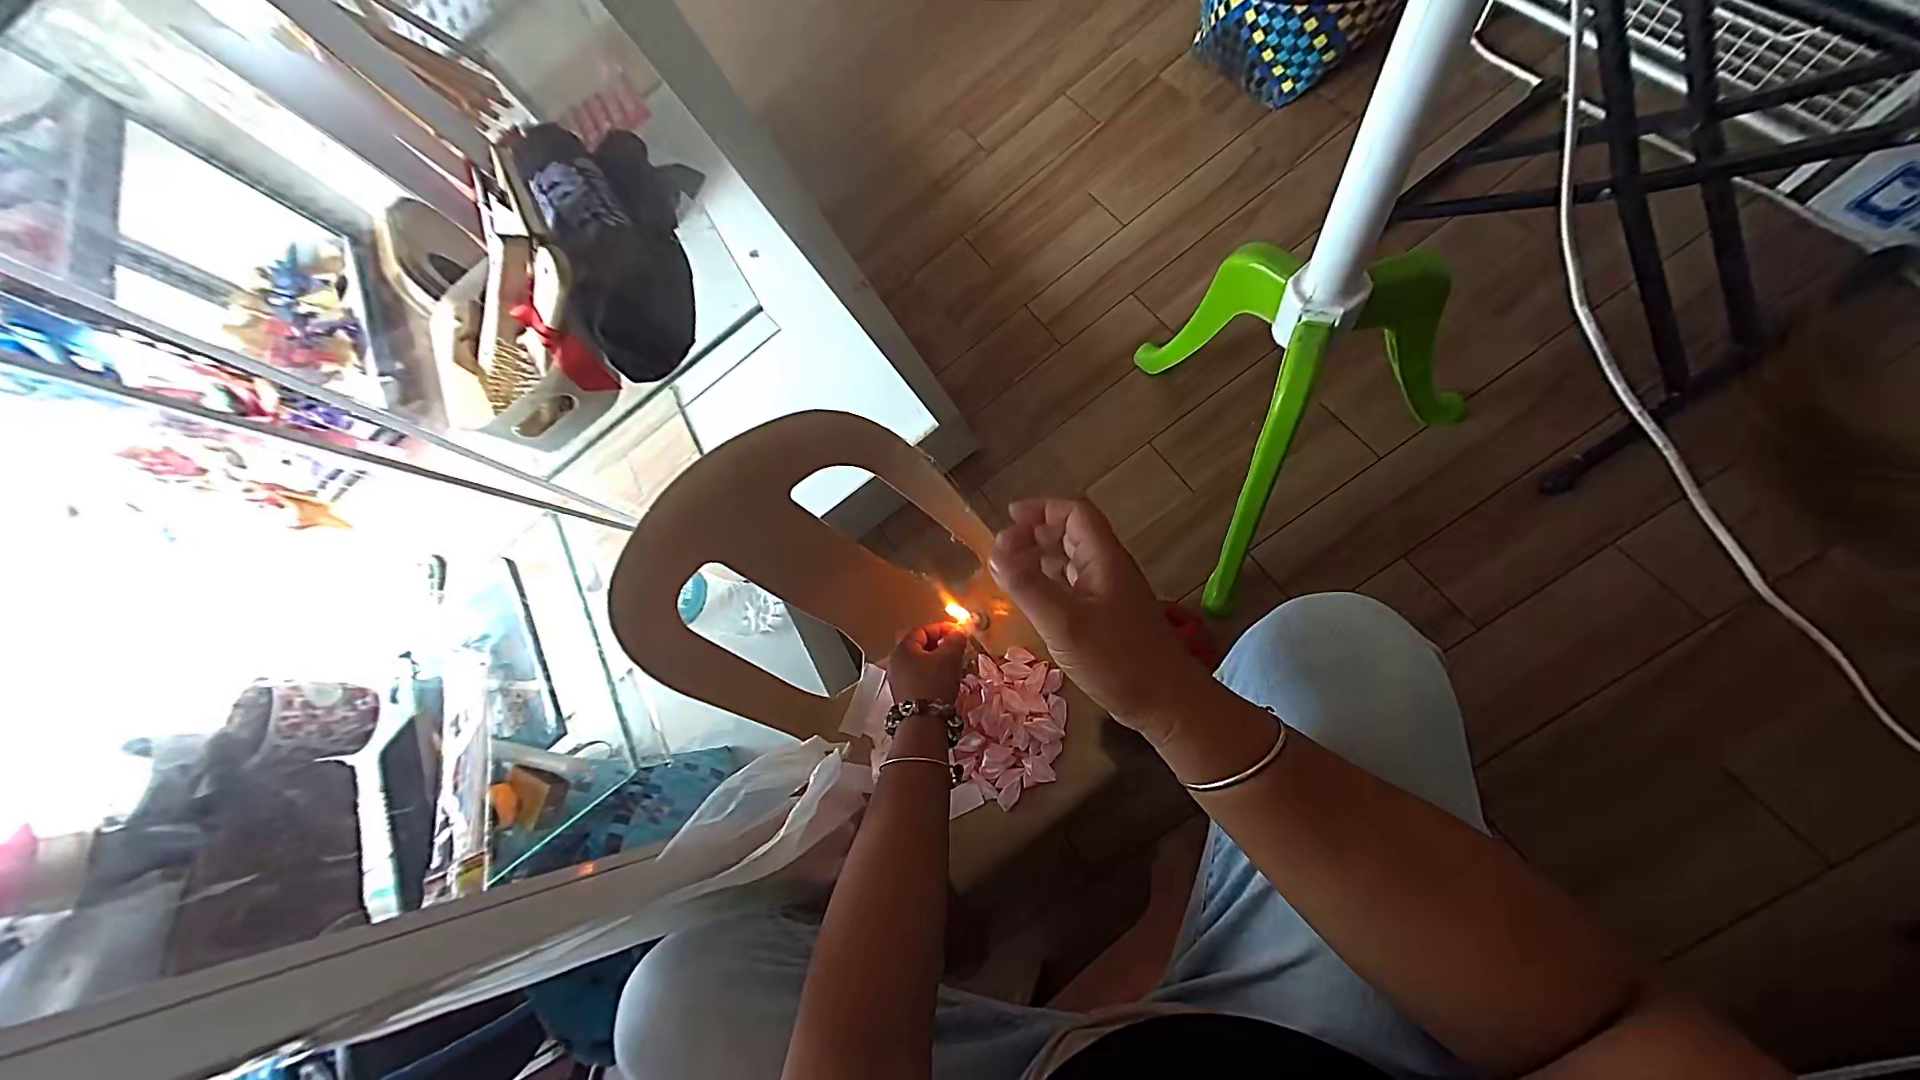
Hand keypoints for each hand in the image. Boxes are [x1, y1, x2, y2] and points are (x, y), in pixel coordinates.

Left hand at [885, 622, 968, 704]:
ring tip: (951, 663)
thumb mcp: (950, 657)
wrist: (923, 722)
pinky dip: (929, 672)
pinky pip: (917, 675)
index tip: (957, 633)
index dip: (941, 628)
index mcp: (902, 648)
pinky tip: (942, 679)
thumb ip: (955, 639)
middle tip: (953, 647)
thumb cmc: (935, 684)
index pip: (922, 629)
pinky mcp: (902, 693)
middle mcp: (895, 661)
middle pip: (918, 645)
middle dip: (937, 644)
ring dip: (934, 659)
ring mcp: (896, 678)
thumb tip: (958, 632)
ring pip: (917, 661)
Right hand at [989, 498, 1212, 744]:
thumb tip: (995, 554)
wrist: (1166, 702)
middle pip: (1071, 532)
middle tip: (1003, 550)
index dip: (1041, 509)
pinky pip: (1074, 585)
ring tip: (1011, 571)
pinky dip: (1050, 582)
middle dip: (1035, 533)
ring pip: (1072, 559)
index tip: (1008, 519)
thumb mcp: (1064, 623)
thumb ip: (1028, 586)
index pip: (1074, 513)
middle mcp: (1109, 568)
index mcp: (1104, 558)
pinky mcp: (1108, 615)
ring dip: (1041, 557)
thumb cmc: (1117, 660)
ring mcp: (1110, 592)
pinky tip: (1033, 599)